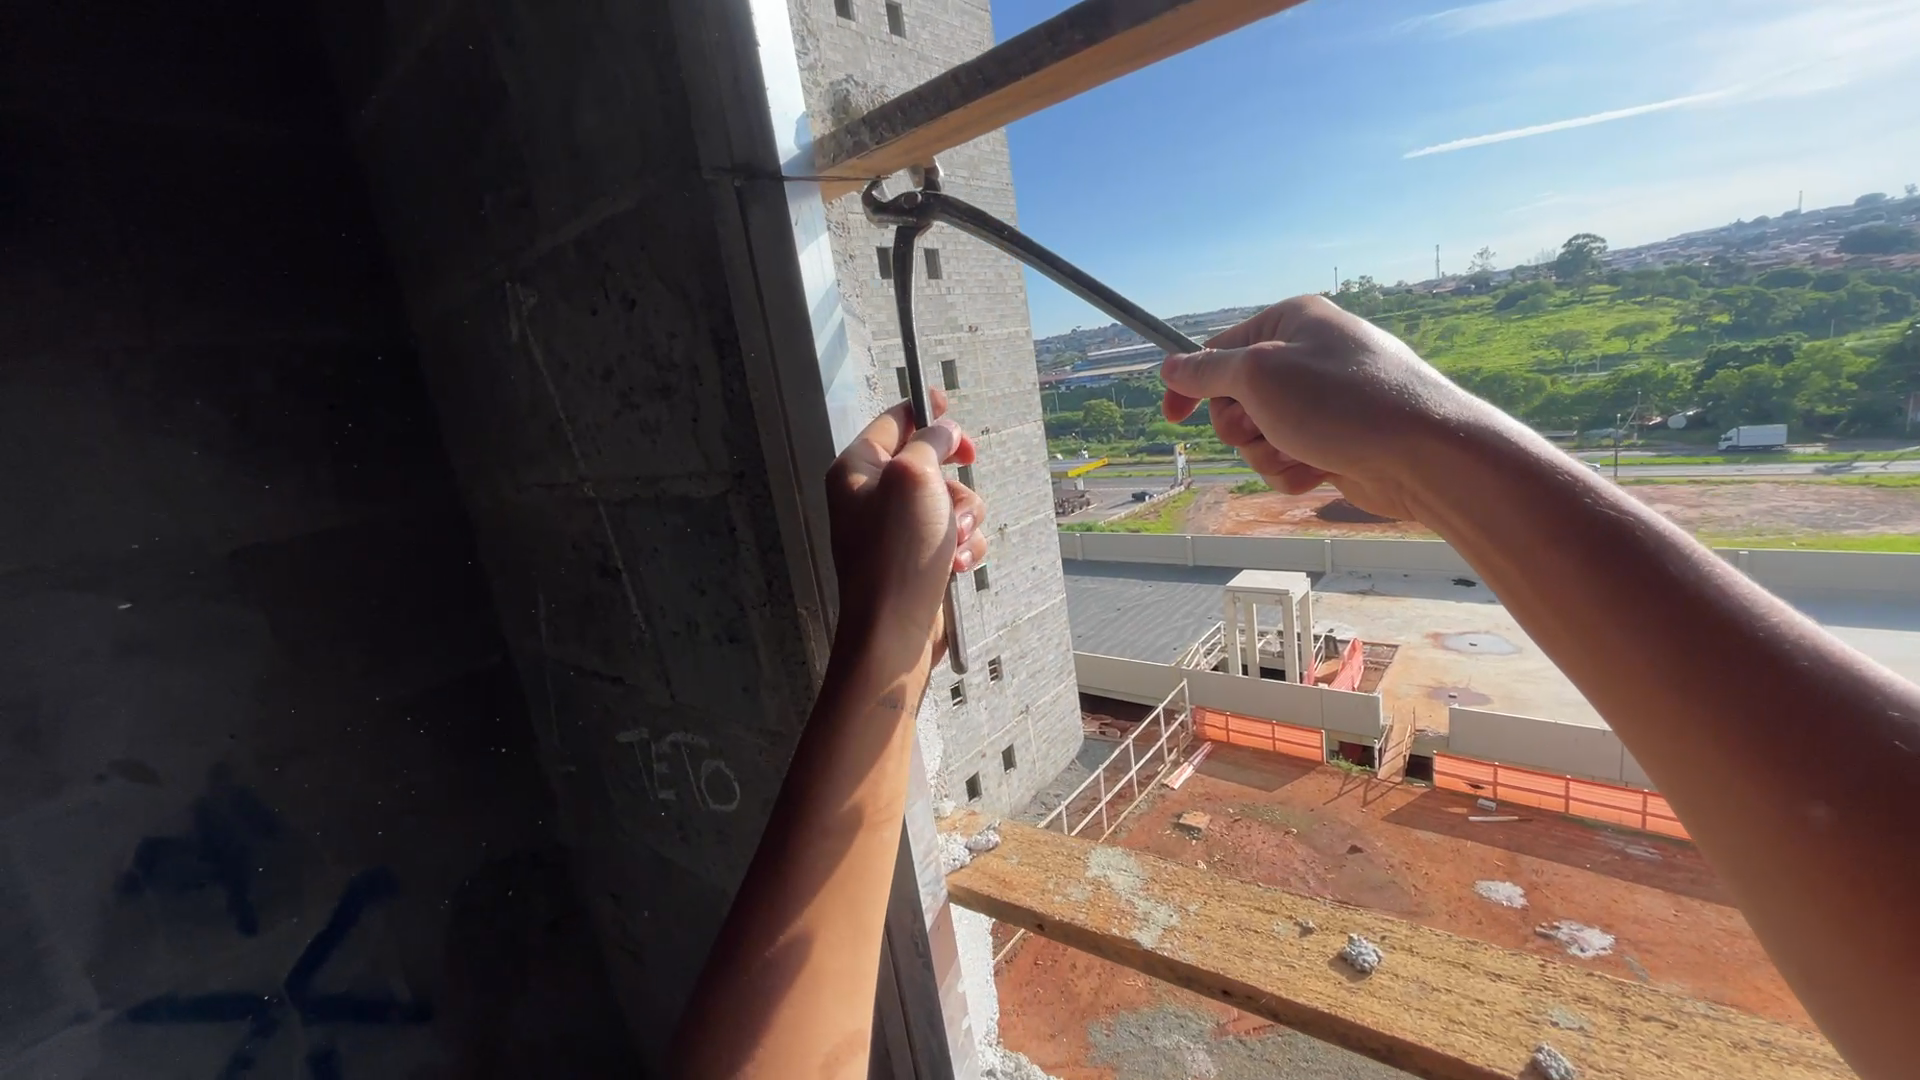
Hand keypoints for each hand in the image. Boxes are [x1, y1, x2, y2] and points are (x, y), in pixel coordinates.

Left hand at [826, 391, 986, 667]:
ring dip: (965, 517)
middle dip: (955, 478)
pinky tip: (958, 565)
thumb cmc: (898, 551)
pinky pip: (956, 536)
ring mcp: (898, 530)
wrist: (896, 631)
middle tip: (965, 475)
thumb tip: (944, 430)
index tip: (950, 404)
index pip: (893, 422)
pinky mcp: (920, 558)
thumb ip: (930, 443)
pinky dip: (965, 546)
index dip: (924, 410)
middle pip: (930, 461)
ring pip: (951, 501)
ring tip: (956, 542)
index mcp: (858, 470)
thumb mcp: (913, 477)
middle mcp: (874, 497)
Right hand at [1160, 294, 1498, 522]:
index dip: (1189, 386)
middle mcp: (1305, 356)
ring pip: (1256, 437)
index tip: (1172, 419)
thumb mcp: (1257, 374)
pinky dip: (1293, 470)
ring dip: (1268, 453)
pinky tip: (1320, 470)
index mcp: (1290, 322)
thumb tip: (1169, 365)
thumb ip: (1206, 371)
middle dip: (1241, 426)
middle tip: (1263, 426)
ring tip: (1302, 451)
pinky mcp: (1332, 440)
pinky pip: (1285, 460)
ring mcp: (1320, 401)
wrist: (1424, 455)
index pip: (1217, 351)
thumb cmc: (1339, 402)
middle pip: (1233, 400)